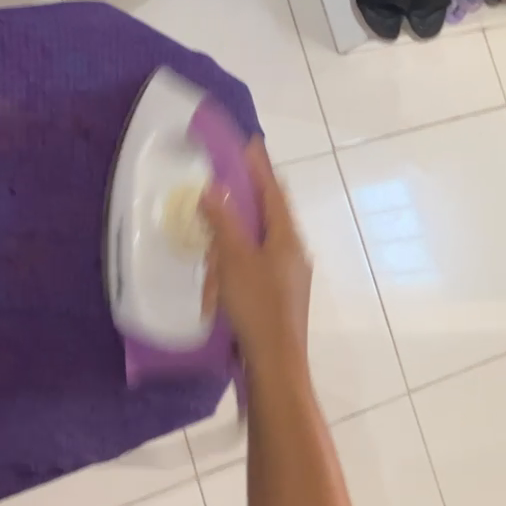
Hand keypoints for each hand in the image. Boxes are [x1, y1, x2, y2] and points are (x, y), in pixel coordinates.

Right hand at [199, 139, 312, 369]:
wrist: (274, 361)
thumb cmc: (256, 306)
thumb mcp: (233, 260)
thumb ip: (223, 223)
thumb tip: (214, 189)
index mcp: (286, 238)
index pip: (272, 192)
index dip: (259, 168)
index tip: (250, 144)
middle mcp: (292, 253)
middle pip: (266, 218)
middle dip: (244, 206)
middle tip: (223, 193)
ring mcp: (287, 277)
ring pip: (257, 246)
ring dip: (235, 243)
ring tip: (217, 246)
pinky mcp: (276, 297)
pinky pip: (253, 270)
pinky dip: (235, 267)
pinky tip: (219, 282)